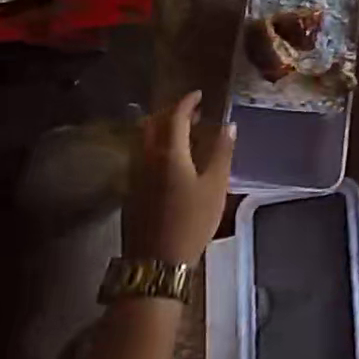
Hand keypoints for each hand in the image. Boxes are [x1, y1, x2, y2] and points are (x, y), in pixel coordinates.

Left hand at [124, 91, 235, 265]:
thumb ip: (222, 152)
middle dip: (171, 112)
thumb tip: (229, 125)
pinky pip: (141, 156)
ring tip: (182, 132)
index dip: (187, 102)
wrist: (156, 263)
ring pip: (143, 140)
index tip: (199, 95)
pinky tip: (170, 159)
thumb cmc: (192, 221)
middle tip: (192, 111)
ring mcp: (134, 176)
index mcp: (169, 153)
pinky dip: (155, 146)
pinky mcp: (130, 192)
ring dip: (161, 129)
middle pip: (153, 124)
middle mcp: (146, 158)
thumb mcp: (216, 186)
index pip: (175, 116)